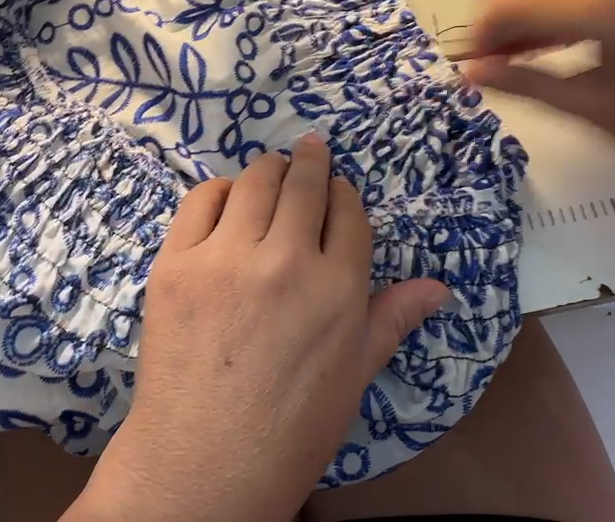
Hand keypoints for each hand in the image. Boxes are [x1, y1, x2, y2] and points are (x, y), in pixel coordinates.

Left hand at [68, 136, 448, 521]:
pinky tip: (228, 202)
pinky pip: (201, 201)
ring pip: (254, 182)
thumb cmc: (290, 430)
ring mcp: (224, 258)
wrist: (202, 465)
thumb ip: (391, 319)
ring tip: (272, 170)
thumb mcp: (352, 377)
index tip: (337, 189)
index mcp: (336, 291)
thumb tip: (439, 287)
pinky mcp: (176, 262)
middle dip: (310, 161)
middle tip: (310, 149)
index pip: (347, 212)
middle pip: (302, 184)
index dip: (343, 194)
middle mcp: (284, 261)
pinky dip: (220, 192)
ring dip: (269, 169)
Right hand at [462, 0, 614, 175]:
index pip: (509, 2)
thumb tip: (469, 72)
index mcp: (598, 6)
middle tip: (492, 52)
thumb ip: (526, 84)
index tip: (475, 66)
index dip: (480, 33)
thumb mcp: (595, 109)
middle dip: (494, 7)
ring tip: (520, 44)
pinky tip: (554, 31)